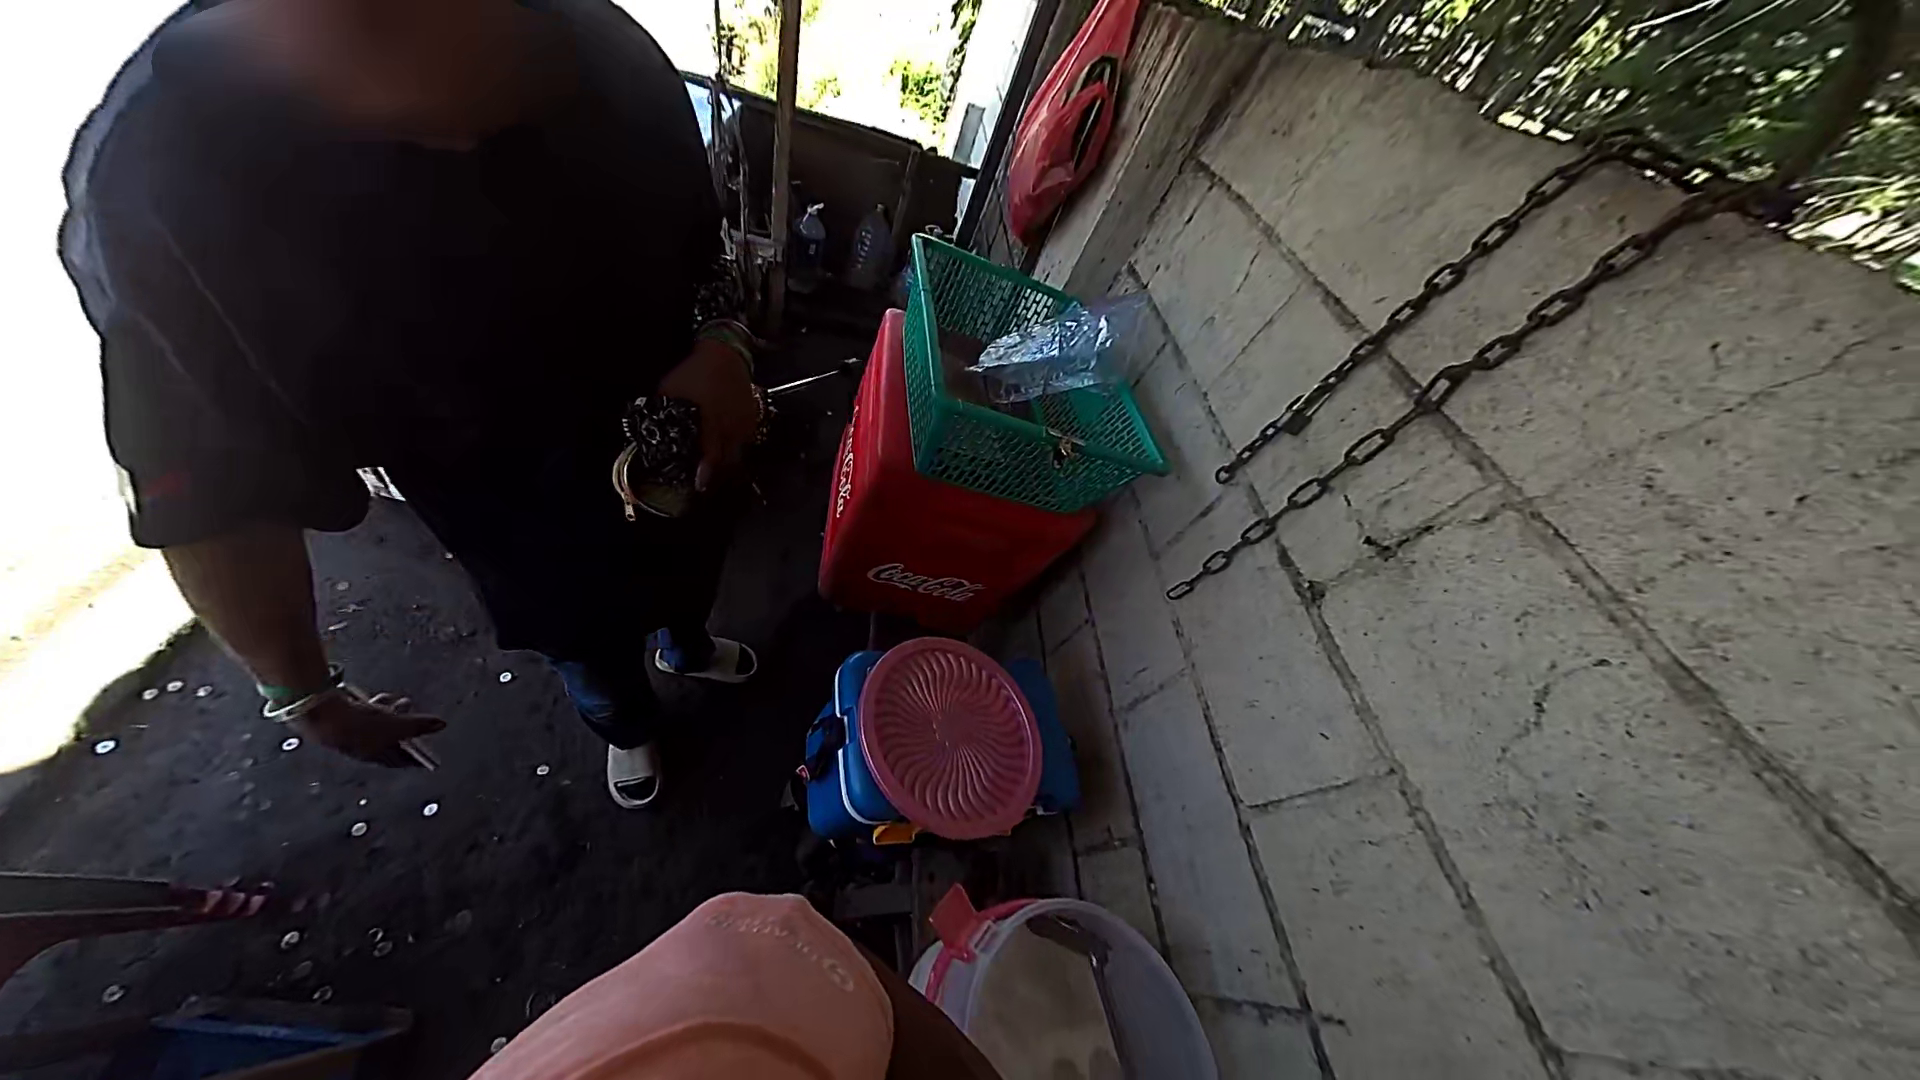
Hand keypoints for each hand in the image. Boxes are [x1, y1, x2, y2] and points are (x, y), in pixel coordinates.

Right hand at [291, 692, 444, 767]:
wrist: (322, 715)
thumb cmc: (362, 725)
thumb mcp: (398, 725)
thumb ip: (421, 725)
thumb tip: (441, 725)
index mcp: (375, 756)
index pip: (399, 760)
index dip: (415, 757)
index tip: (428, 757)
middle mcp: (363, 748)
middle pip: (392, 738)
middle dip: (408, 724)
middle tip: (419, 716)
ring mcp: (353, 735)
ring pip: (382, 723)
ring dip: (394, 711)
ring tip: (401, 702)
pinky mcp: (345, 721)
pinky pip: (369, 713)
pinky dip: (377, 705)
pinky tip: (379, 698)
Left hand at [658, 338, 757, 490]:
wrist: (725, 357)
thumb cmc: (694, 374)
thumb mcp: (671, 392)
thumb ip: (666, 414)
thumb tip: (654, 432)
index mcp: (710, 422)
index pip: (711, 457)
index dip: (705, 474)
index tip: (700, 485)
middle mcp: (731, 428)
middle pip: (729, 462)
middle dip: (718, 475)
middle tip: (706, 483)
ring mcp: (744, 425)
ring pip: (739, 454)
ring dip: (727, 464)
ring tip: (716, 470)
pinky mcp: (752, 420)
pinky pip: (745, 442)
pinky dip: (736, 449)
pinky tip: (726, 449)